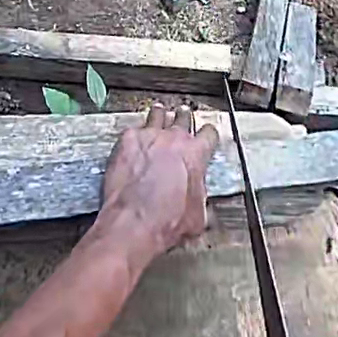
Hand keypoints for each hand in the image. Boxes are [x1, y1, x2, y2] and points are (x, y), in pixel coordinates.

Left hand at [91, 104, 220, 264]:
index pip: (209, 133)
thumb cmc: (166, 222)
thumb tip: (199, 197)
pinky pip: (133, 129)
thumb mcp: (198, 215)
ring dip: (159, 116)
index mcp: (196, 154)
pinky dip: (135, 134)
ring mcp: (150, 135)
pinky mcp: (128, 139)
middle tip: (181, 117)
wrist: (133, 222)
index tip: (205, 136)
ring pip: (157, 114)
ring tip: (158, 114)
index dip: (208, 134)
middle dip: (183, 118)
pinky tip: (133, 139)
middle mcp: (174, 138)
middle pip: (182, 117)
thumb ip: (201, 194)